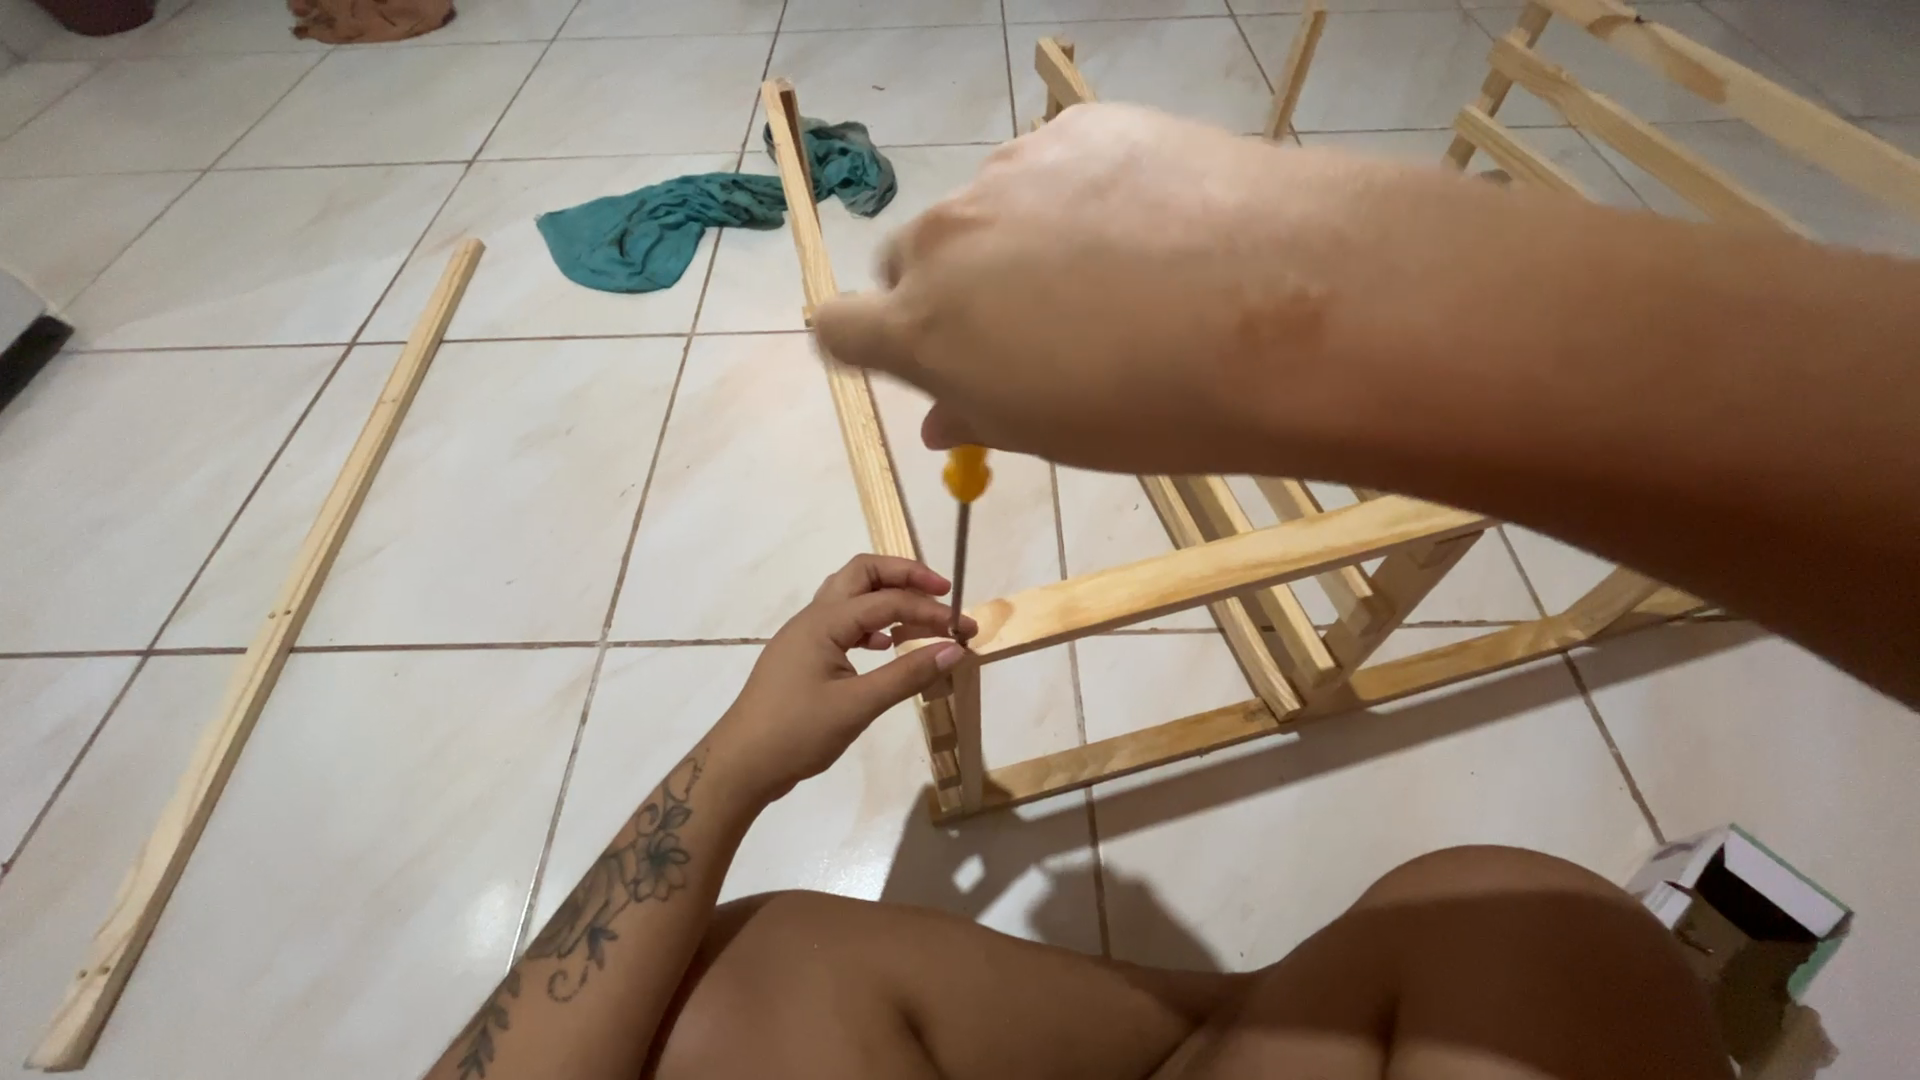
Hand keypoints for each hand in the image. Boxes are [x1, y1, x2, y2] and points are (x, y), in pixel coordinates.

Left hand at [709, 555, 975, 801]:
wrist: (740, 765)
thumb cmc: (796, 733)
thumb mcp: (858, 706)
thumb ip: (908, 675)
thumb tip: (955, 650)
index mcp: (824, 622)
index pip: (888, 601)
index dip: (930, 612)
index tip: (965, 629)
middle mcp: (814, 617)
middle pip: (863, 573)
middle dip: (905, 576)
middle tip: (941, 593)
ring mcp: (806, 636)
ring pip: (852, 597)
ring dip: (888, 599)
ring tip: (923, 620)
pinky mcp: (804, 657)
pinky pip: (844, 625)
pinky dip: (872, 626)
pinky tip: (888, 647)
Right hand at [812, 102, 1509, 476]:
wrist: (1277, 311)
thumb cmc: (1146, 408)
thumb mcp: (1048, 434)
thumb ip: (978, 413)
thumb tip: (943, 415)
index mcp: (922, 327)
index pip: (841, 328)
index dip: (865, 342)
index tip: (903, 355)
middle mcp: (945, 239)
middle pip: (909, 262)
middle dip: (943, 295)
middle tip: (1019, 327)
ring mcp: (1009, 172)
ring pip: (981, 214)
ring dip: (1009, 245)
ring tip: (1102, 278)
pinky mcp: (1079, 127)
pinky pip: (1047, 171)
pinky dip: (1071, 201)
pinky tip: (1141, 230)